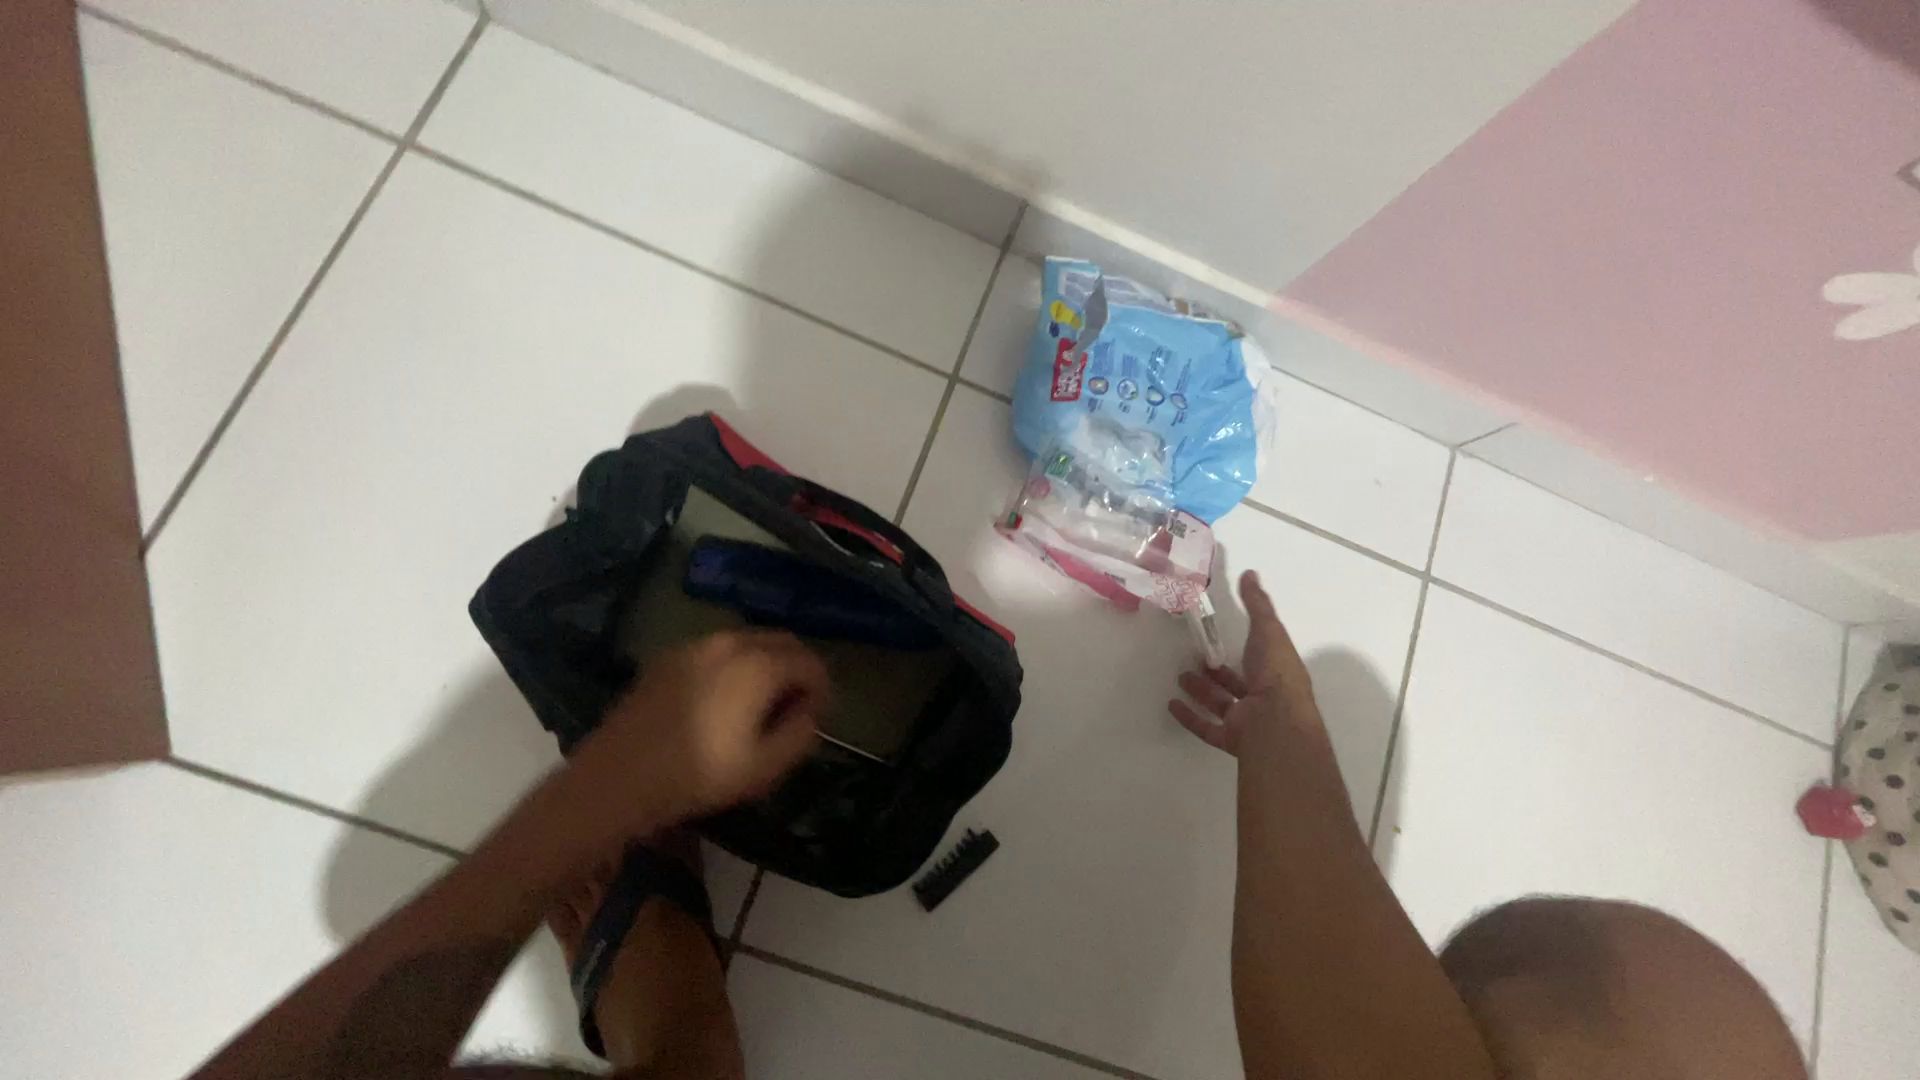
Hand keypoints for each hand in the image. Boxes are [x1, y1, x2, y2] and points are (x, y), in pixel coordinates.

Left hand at [524, 630, 828, 859]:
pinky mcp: (669, 656)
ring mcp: (696, 645)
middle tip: (794, 709)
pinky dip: (735, 665)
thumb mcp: (766, 767)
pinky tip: (721, 701)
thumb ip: (802, 733)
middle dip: (798, 670)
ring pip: (750, 641)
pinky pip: (718, 650)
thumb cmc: (699, 775)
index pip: (812, 663)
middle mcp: (731, 642)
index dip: (822, 691)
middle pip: (784, 642)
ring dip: (767, 665)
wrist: (616, 778)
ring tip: (759, 705)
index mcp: (760, 665)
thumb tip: (810, 712)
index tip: (816, 720)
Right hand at [1168, 571, 1319, 754]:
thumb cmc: (1274, 673)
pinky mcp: (1232, 738)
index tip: (1218, 637)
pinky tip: (1171, 705)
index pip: (1260, 657)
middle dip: (1216, 673)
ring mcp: (1248, 720)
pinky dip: (1190, 717)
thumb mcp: (1267, 630)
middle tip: (1194, 660)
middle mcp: (1264, 696)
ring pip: (1222, 705)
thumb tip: (1250, 573)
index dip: (1243, 648)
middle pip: (1237, 683)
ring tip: (1180, 678)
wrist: (1276, 722)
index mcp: (1276, 671)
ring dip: (1201, 692)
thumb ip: (1257, 604)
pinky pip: (1208, 728)